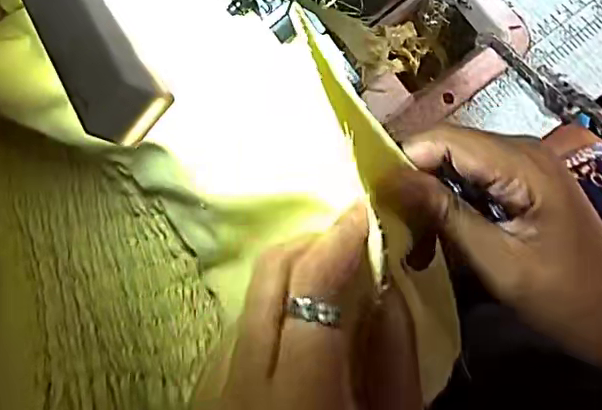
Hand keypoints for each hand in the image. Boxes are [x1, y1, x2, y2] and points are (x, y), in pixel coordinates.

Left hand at [209, 203, 421, 409]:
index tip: (366, 210)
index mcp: (296, 393)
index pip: (312, 283)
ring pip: (253, 291)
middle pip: (271, 271)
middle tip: (352, 238)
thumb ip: (394, 353)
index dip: (340, 237)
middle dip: (314, 240)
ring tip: (333, 277)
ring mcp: (217, 381)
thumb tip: (384, 280)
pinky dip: (275, 302)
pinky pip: (242, 321)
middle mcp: (242, 378)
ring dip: (294, 269)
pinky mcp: (208, 388)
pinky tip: (303, 319)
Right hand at [388, 125, 601, 372]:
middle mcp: (520, 147)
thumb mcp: (502, 266)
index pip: (446, 139)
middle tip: (391, 218)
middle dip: (415, 176)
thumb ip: (448, 217)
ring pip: (456, 157)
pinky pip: (472, 171)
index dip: (407, 158)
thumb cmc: (569, 298)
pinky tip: (439, 227)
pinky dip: (451, 195)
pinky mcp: (520, 174)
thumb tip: (394, 180)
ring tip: (412, 230)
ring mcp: (522, 158)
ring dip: (430, 188)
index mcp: (521, 163)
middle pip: (448, 144)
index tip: (376, 193)